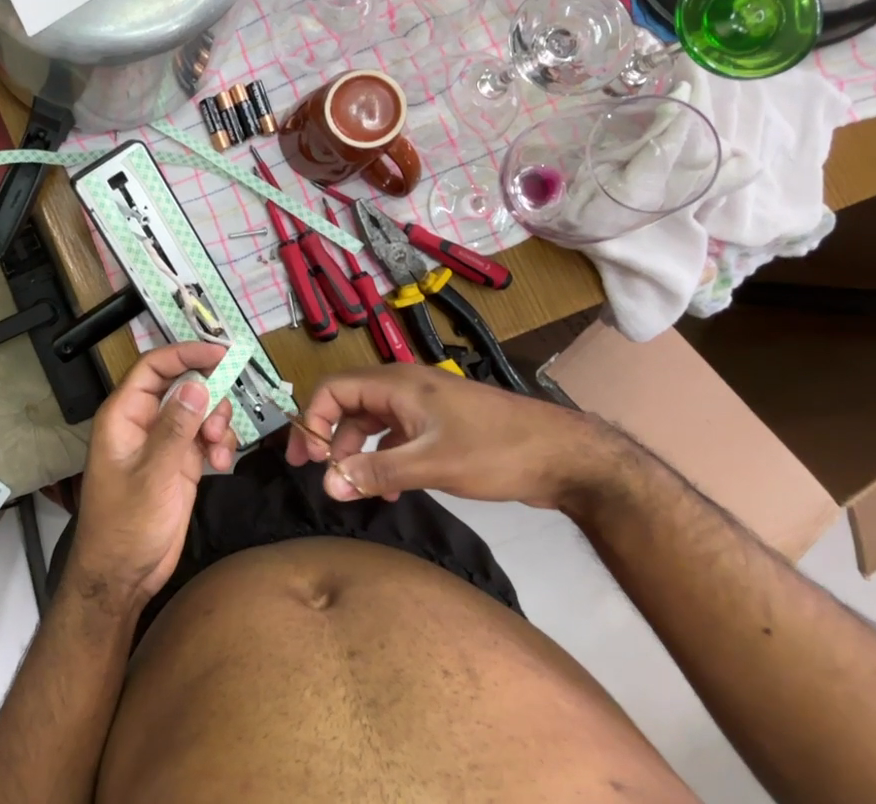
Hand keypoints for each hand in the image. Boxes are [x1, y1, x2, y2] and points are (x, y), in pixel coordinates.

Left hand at [68, 342, 238, 608]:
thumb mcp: (155, 475)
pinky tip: (223, 461)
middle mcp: (141, 424)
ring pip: (196, 411)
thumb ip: (177, 428)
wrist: (123, 574)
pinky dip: (218, 444)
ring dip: (217, 422)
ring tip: (221, 448)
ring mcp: (160, 444)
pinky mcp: (177, 465)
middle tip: (224, 420)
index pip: (152, 368)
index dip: (184, 354)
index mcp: (122, 416)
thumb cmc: (127, 525)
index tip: (221, 353)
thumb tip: (196, 384)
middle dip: (208, 394)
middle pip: (180, 386)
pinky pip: (203, 438)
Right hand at [286, 363, 635, 510]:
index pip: (333, 390)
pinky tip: (389, 490)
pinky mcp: (441, 427)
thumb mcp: (431, 464)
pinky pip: (396, 438)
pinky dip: (384, 460)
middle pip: (349, 407)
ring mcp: (424, 408)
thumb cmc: (496, 450)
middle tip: (319, 474)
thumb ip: (376, 473)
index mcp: (396, 384)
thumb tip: (327, 485)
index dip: (312, 420)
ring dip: (358, 454)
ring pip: (372, 425)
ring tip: (354, 488)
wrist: (568, 457)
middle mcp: (404, 389)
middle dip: (331, 440)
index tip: (307, 459)